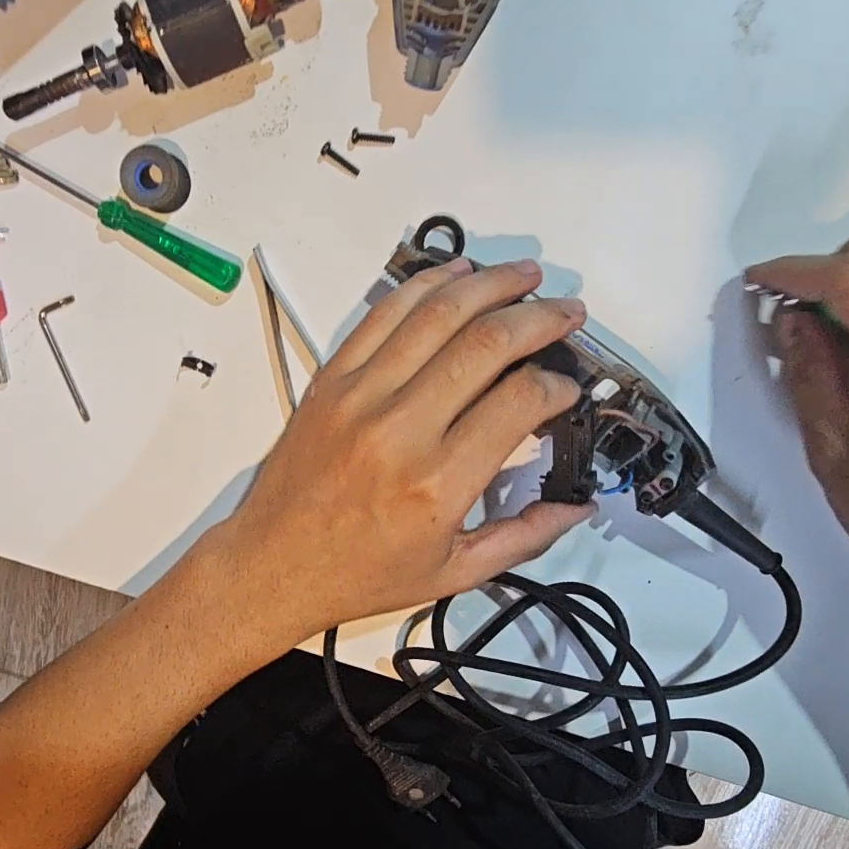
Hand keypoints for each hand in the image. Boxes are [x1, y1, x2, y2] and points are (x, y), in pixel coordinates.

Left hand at [200, 258, 594, 641]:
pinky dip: (424, 286)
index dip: (556, 386)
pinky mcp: (332, 381)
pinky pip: (383, 315)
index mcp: (436, 484)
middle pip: (486, 343)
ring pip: (436, 314)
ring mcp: (360, 397)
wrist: (274, 564)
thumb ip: (522, 538)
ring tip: (525, 276)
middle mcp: (399, 431)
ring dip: (490, 284)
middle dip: (540, 318)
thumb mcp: (451, 574)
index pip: (518, 402)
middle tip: (567, 313)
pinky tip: (456, 273)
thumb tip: (574, 508)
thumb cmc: (356, 572)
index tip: (565, 389)